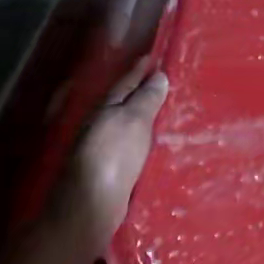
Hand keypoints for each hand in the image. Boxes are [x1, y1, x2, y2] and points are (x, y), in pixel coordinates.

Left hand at [66, 58, 168, 244]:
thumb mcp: (132, 120)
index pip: (126, 82)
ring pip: (131, 126)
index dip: (141, 69)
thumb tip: (159, 77)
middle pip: (126, 103)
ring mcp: (106, 150)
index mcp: (105, 109)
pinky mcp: (115, 172)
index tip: (158, 56)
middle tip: (171, 81)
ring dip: (149, 117)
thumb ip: (146, 99)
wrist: (91, 207)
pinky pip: (136, 147)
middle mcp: (102, 126)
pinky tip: (162, 143)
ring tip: (173, 110)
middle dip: (145, 92)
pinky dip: (149, 140)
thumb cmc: (112, 156)